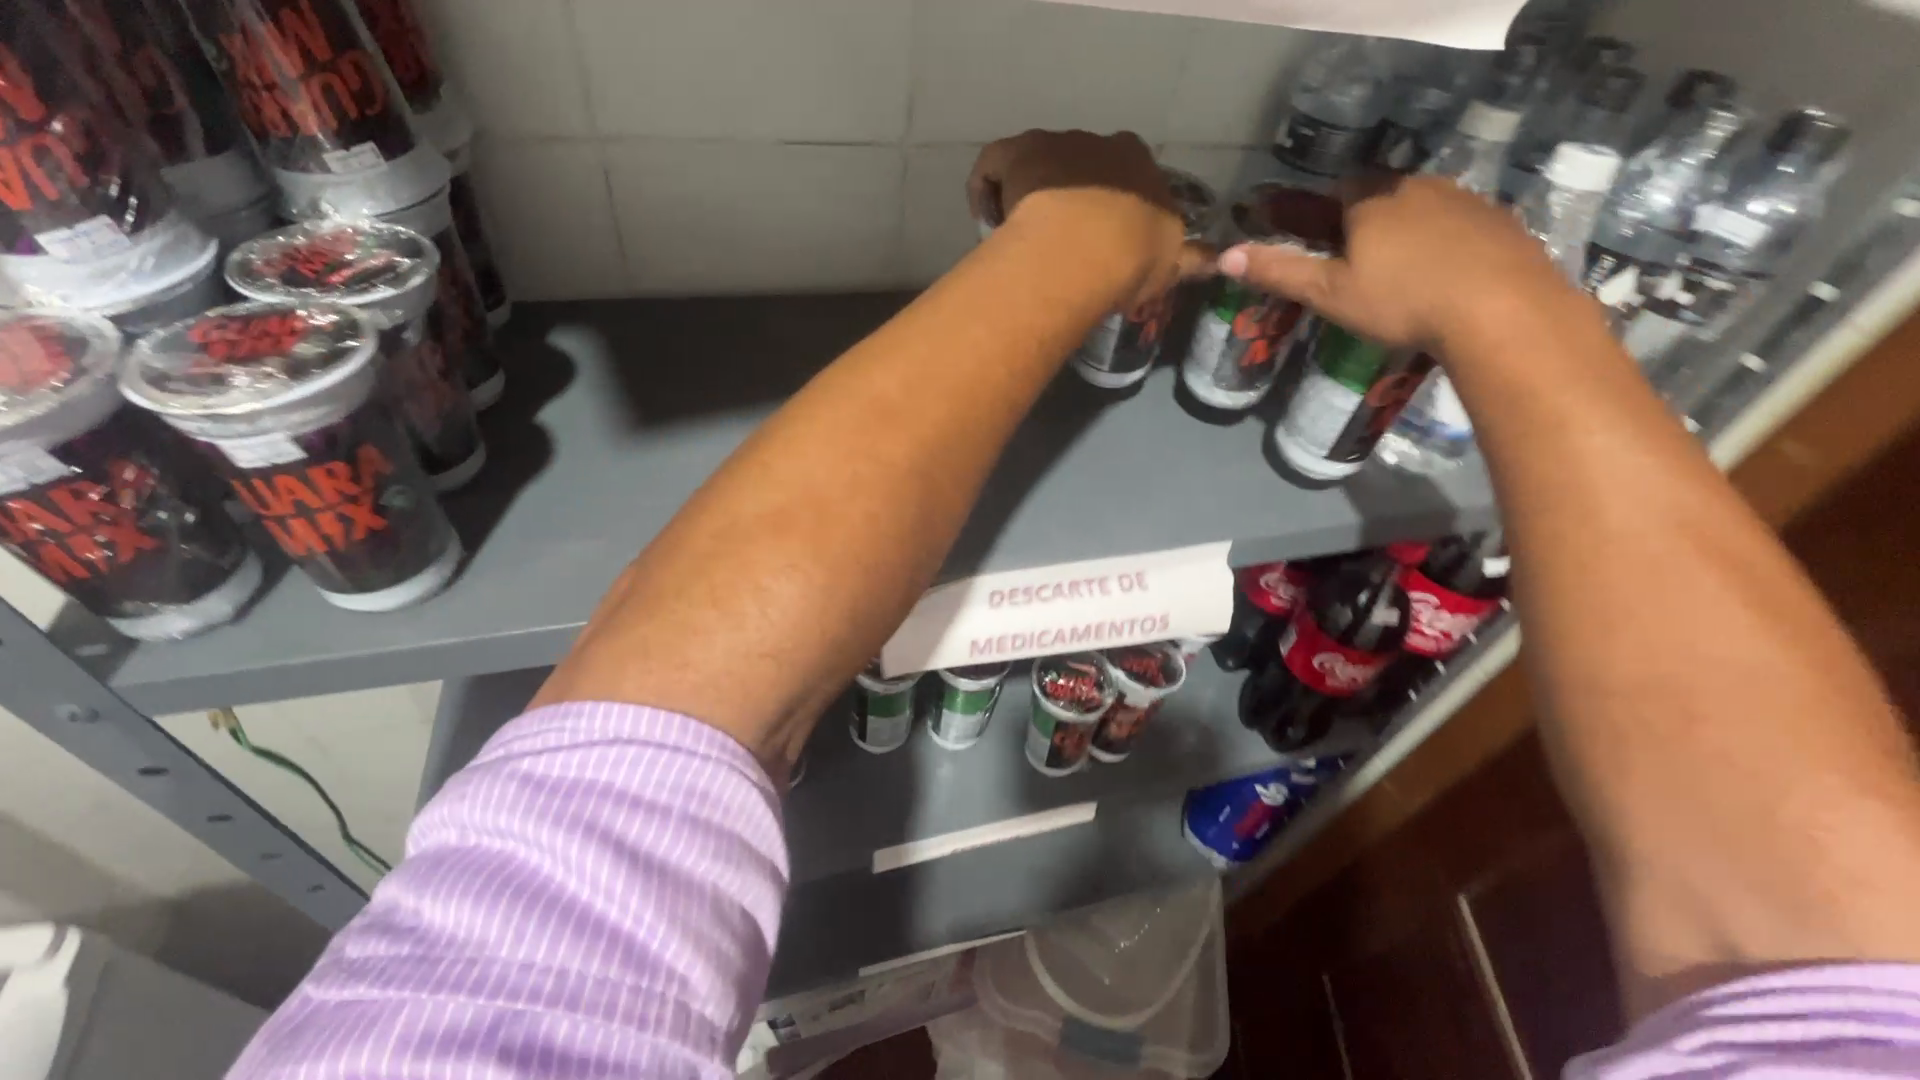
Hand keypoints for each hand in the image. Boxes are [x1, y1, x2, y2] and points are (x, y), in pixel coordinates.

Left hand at [968, 130, 1208, 312]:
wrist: (1085, 249)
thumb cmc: (1132, 259)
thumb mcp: (1171, 264)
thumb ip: (1191, 260)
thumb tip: (1219, 260)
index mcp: (1141, 163)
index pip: (1129, 177)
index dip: (1113, 208)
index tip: (1103, 241)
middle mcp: (1100, 144)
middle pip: (1083, 166)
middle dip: (1073, 196)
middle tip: (1061, 242)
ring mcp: (1056, 143)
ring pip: (1039, 164)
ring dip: (1031, 193)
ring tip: (1023, 234)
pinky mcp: (1016, 151)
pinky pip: (995, 163)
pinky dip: (988, 185)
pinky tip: (986, 215)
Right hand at [1217, 174, 1577, 354]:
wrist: (1500, 307)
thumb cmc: (1401, 300)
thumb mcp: (1329, 293)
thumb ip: (1279, 271)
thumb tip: (1224, 255)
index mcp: (1372, 200)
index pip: (1342, 187)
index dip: (1329, 211)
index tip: (1324, 239)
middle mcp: (1418, 187)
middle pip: (1384, 194)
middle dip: (1370, 219)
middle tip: (1362, 261)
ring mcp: (1465, 200)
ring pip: (1425, 207)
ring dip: (1411, 230)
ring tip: (1406, 272)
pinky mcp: (1500, 221)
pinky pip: (1462, 225)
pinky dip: (1449, 244)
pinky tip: (1448, 277)